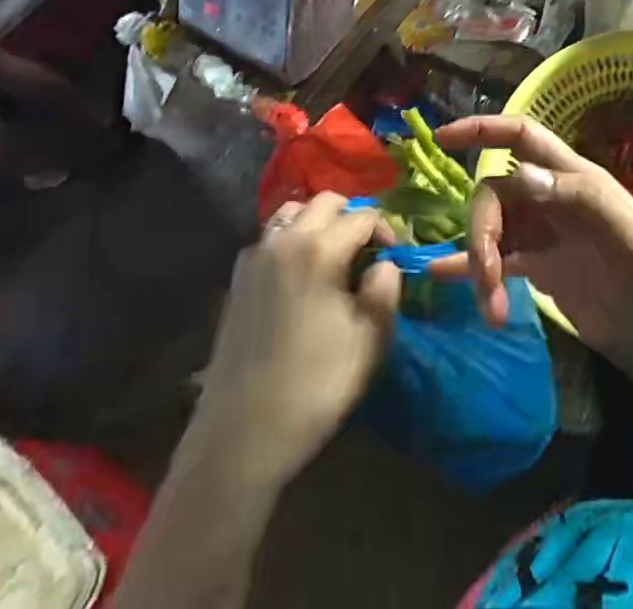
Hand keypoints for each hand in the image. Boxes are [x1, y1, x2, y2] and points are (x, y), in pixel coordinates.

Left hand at [190, 195, 400, 486]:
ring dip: (318, 223)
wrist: (242, 429)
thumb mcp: (369, 340)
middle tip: (368, 251)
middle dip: (351, 217)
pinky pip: (270, 238)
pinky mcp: (237, 278)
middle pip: (323, 202)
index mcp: (318, 250)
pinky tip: (302, 277)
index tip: (394, 257)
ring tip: (335, 257)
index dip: (385, 231)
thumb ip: (384, 289)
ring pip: (291, 214)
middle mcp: (282, 240)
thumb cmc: (315, 385)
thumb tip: (384, 264)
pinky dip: (293, 240)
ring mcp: (254, 257)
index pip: (361, 216)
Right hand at [430, 116, 632, 389]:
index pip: (523, 138)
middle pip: (495, 195)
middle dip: (481, 231)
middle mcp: (554, 201)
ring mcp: (545, 236)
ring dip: (480, 264)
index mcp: (576, 181)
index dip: (484, 129)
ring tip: (490, 308)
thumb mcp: (628, 236)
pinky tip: (440, 275)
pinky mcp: (540, 270)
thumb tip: (518, 174)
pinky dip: (467, 266)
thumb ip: (580, 199)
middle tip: (486, 279)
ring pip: (492, 231)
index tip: (443, 138)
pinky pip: (496, 261)